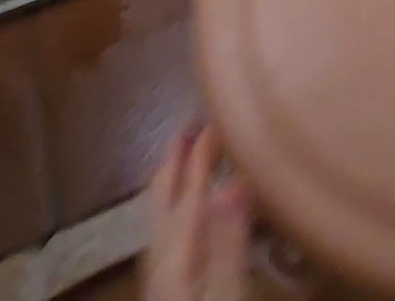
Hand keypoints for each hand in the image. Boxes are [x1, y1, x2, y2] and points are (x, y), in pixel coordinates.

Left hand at [147, 124, 253, 300]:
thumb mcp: (227, 291)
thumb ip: (230, 238)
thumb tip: (237, 180)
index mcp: (179, 242)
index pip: (191, 181)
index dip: (204, 145)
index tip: (221, 112)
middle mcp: (161, 247)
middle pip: (164, 188)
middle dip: (177, 151)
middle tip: (195, 117)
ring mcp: (157, 263)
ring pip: (158, 203)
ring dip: (171, 170)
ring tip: (185, 148)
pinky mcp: (162, 279)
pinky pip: (161, 218)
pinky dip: (171, 194)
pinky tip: (182, 201)